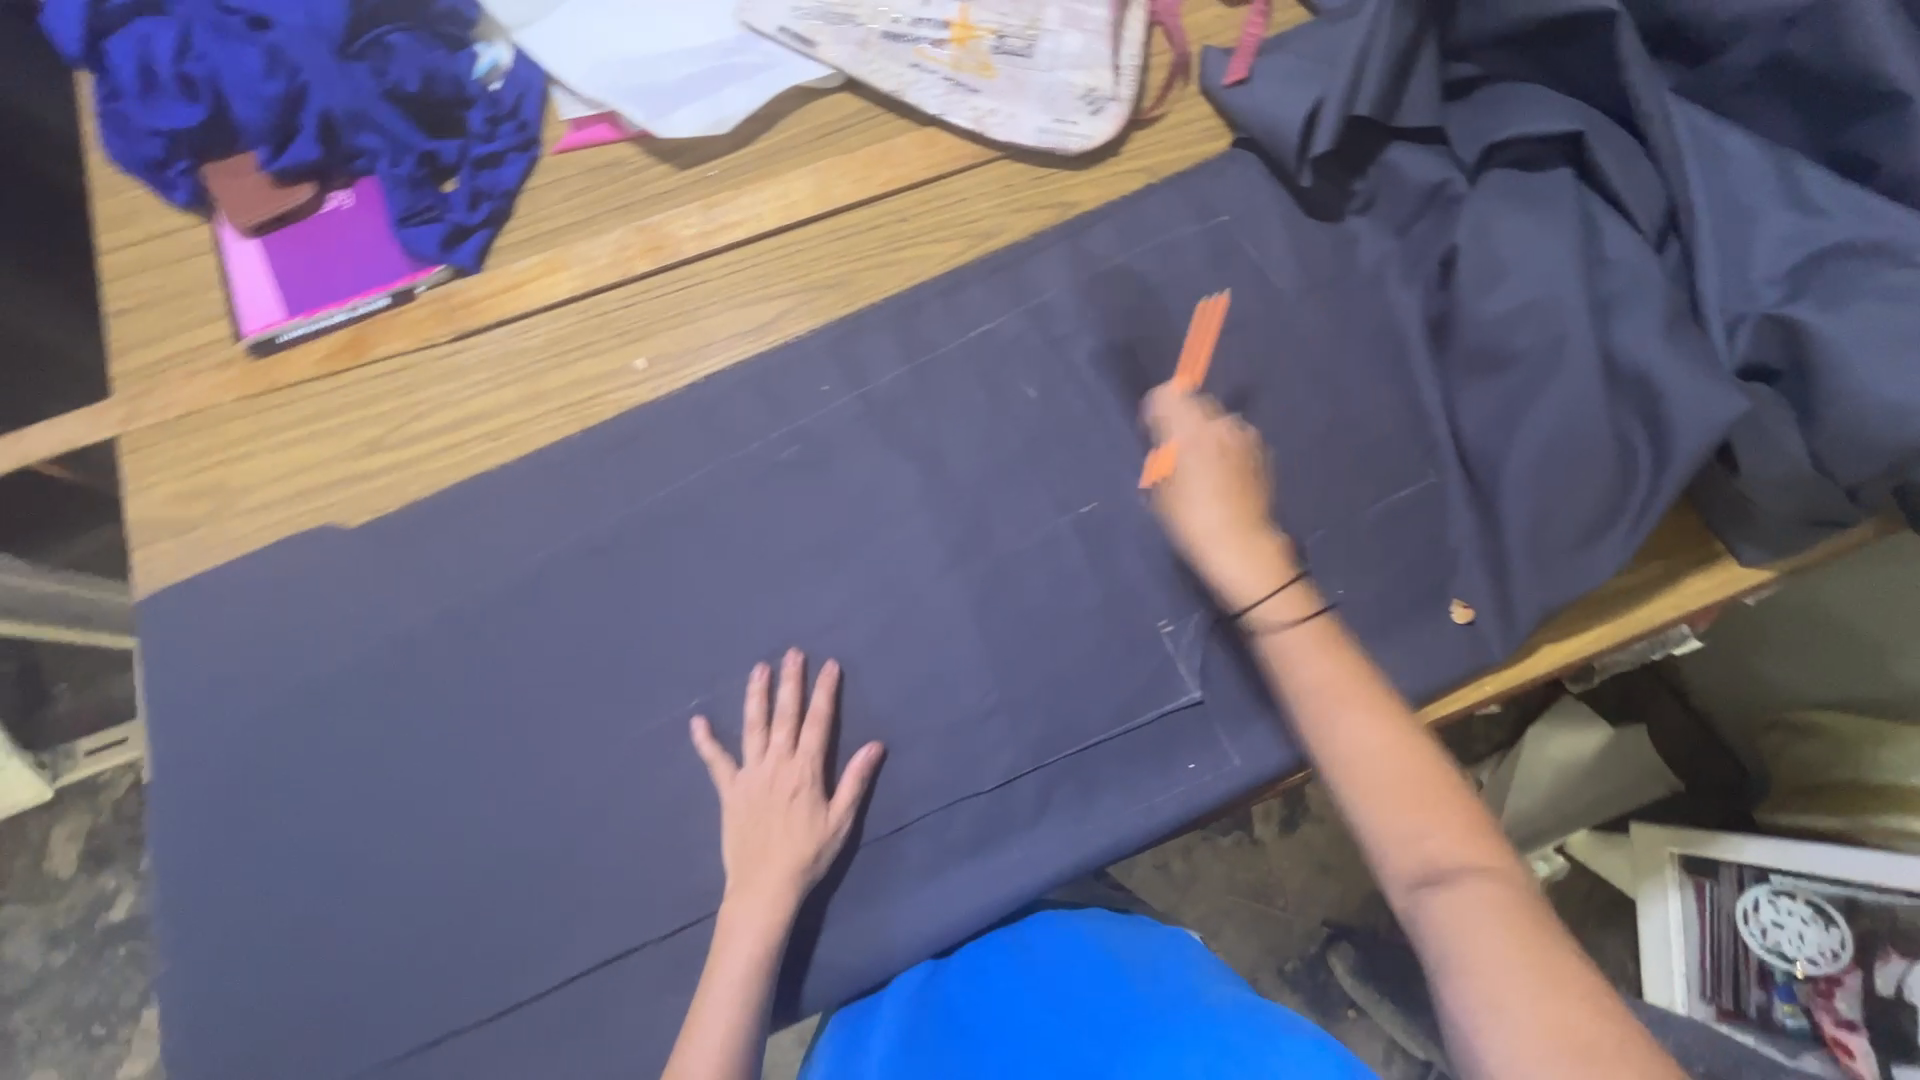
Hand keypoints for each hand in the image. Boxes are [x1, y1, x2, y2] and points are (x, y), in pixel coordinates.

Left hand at [689, 649, 884, 924]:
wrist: (765, 887)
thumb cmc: (808, 856)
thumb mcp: (841, 821)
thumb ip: (856, 781)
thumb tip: (875, 745)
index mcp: (806, 771)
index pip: (820, 722)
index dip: (825, 692)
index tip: (830, 666)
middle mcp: (777, 764)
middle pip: (786, 716)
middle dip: (791, 682)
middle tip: (793, 653)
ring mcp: (750, 775)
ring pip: (753, 727)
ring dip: (757, 696)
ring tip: (759, 668)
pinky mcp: (729, 791)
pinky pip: (716, 762)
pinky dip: (706, 742)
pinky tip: (697, 722)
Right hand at [1142, 383, 1300, 611]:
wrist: (1240, 544)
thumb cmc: (1190, 520)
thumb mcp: (1160, 490)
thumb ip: (1162, 456)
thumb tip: (1166, 443)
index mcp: (1189, 430)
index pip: (1167, 395)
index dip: (1157, 408)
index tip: (1152, 427)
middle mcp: (1219, 424)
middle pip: (1195, 402)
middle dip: (1183, 417)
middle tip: (1175, 447)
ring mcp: (1244, 436)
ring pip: (1218, 419)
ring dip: (1207, 431)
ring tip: (1201, 462)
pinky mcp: (1261, 450)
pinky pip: (1235, 436)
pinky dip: (1226, 445)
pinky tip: (1223, 473)